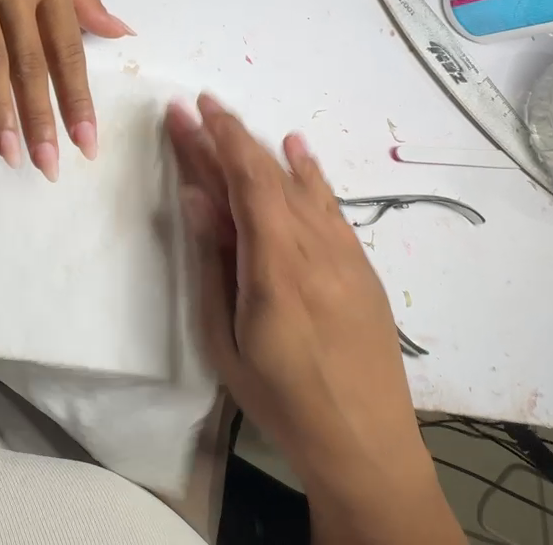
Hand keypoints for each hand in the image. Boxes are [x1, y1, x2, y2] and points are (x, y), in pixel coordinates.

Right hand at [166, 95, 437, 504]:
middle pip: (270, 177)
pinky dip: (310, 174)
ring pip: (302, 186)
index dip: (216, 141)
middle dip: (230, 136)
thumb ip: (213, 262)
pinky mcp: (362, 271)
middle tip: (196, 105)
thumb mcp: (225, 337)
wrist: (366, 447)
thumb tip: (196, 197)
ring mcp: (346, 259)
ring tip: (231, 119)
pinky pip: (332, 208)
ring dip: (263, 148)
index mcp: (277, 269)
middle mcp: (317, 252)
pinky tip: (297, 150)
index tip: (187, 110)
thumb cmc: (279, 398)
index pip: (246, 184)